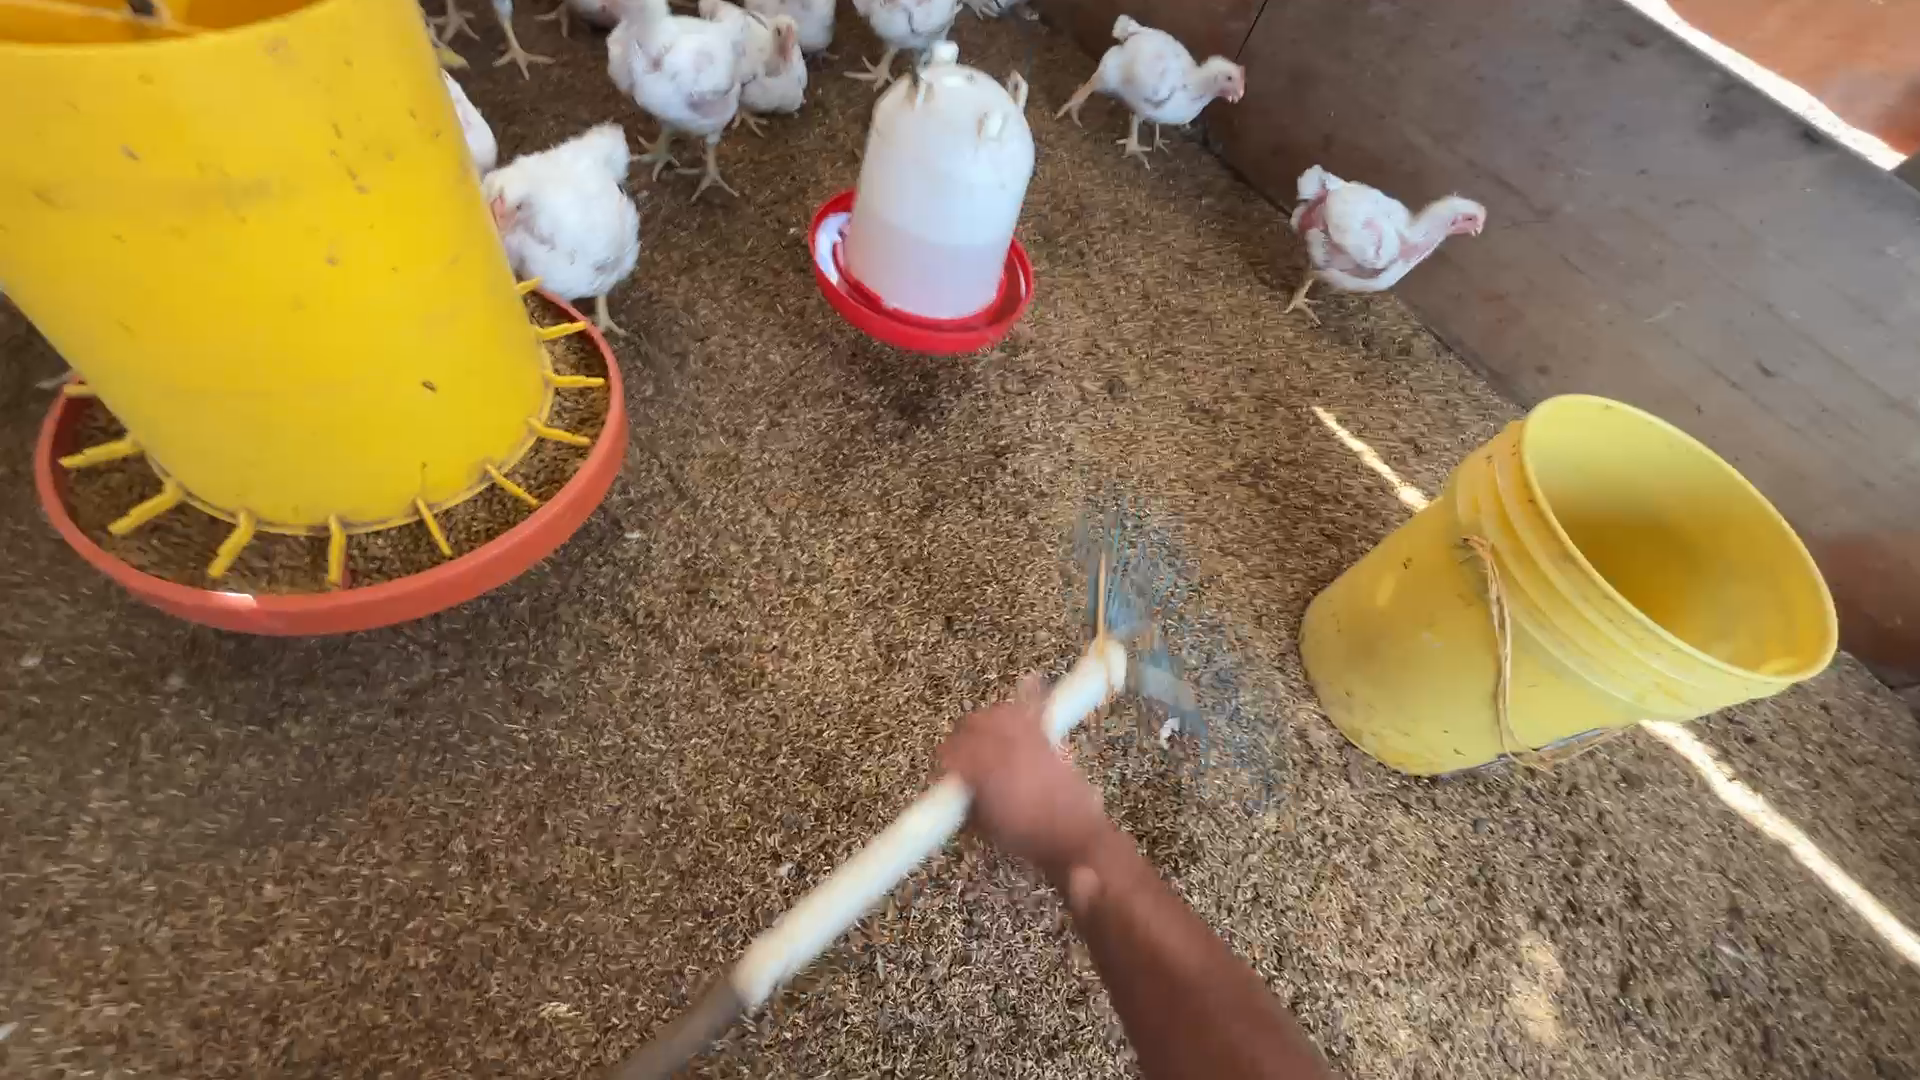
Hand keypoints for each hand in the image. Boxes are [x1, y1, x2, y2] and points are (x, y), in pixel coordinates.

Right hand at [940, 675, 1111, 879]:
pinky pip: (1038, 708)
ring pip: (1000, 712)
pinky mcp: (1048, 739)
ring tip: (986, 732)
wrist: (1073, 835)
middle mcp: (1005, 746)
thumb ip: (968, 801)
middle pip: (973, 723)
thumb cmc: (1028, 837)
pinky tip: (1031, 680)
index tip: (945, 767)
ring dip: (988, 719)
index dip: (945, 758)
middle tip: (961, 753)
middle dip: (962, 736)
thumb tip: (959, 788)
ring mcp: (1029, 739)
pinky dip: (1033, 694)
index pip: (953, 749)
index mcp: (985, 770)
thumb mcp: (986, 827)